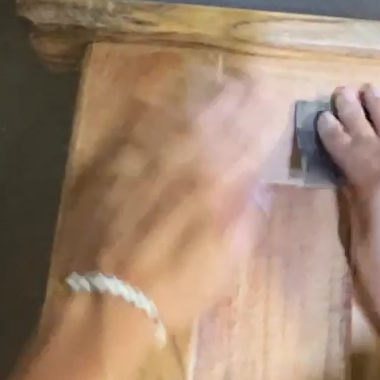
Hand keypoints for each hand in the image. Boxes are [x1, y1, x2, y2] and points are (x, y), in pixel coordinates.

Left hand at [51, 63, 278, 347]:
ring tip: (213, 75)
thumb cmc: (173, 295)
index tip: (273, 98)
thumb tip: (257, 190)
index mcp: (212, 195)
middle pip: (210, 126)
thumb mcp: (223, 268)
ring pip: (172, 122)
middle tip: (249, 77)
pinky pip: (131, 133)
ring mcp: (140, 169)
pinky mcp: (108, 174)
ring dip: (195, 98)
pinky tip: (155, 97)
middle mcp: (178, 173)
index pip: (243, 148)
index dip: (259, 121)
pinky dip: (147, 113)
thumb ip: (242, 224)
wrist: (106, 304)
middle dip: (233, 99)